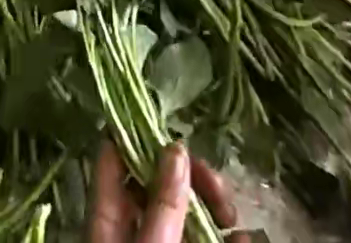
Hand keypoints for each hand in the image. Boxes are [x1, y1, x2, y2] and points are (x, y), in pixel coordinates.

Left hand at [88, 142, 236, 242]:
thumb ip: (162, 204)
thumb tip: (176, 147)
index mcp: (107, 217)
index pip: (112, 155)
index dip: (135, 131)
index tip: (168, 120)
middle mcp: (129, 226)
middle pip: (156, 178)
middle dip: (190, 173)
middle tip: (216, 188)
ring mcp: (156, 241)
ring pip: (183, 207)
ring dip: (212, 203)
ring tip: (232, 217)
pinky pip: (202, 237)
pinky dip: (224, 235)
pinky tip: (243, 238)